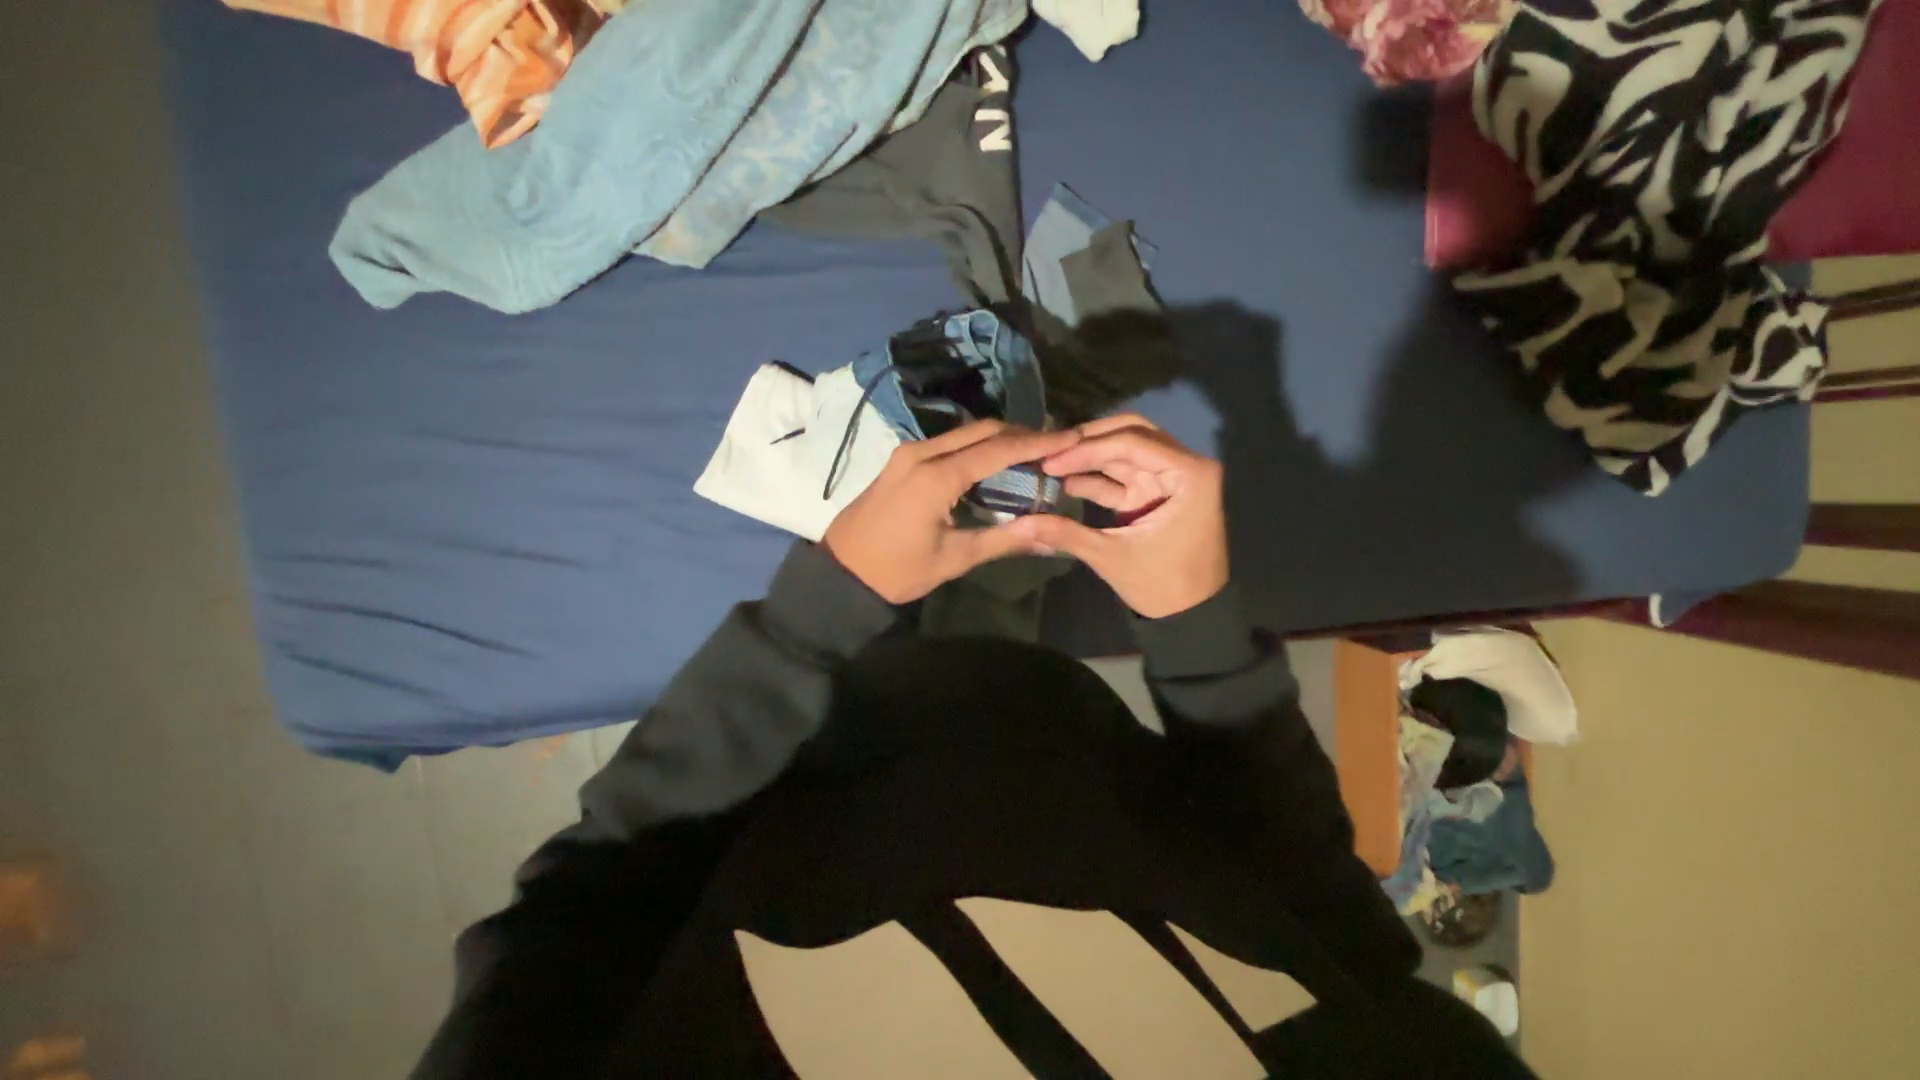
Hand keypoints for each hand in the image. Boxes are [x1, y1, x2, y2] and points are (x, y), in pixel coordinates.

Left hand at [824, 420, 1080, 603]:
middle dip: (1022, 434)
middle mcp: (921, 453)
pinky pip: (948, 442)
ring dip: (999, 437)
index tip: (1071, 437)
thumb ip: (1003, 540)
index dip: (1038, 443)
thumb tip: (1051, 535)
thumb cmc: (897, 570)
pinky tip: (996, 460)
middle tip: (1058, 443)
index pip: (998, 449)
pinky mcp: (901, 460)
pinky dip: (977, 445)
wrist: (841, 572)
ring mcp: (908, 453)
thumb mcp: (953, 559)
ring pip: (964, 433)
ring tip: (1035, 450)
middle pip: (982, 430)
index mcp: (936, 476)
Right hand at [1014, 415, 1227, 618]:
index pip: (1132, 442)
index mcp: (1188, 474)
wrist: (1191, 615)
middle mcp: (1184, 466)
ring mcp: (1171, 477)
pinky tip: (1063, 481)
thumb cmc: (1161, 584)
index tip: (1050, 460)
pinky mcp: (1157, 492)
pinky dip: (1096, 476)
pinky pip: (1124, 473)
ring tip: (1049, 464)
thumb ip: (1066, 533)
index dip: (1087, 448)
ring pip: (1124, 450)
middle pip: (1131, 434)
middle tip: (1049, 451)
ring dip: (1089, 456)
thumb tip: (1017, 524)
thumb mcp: (1112, 557)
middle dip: (1088, 441)